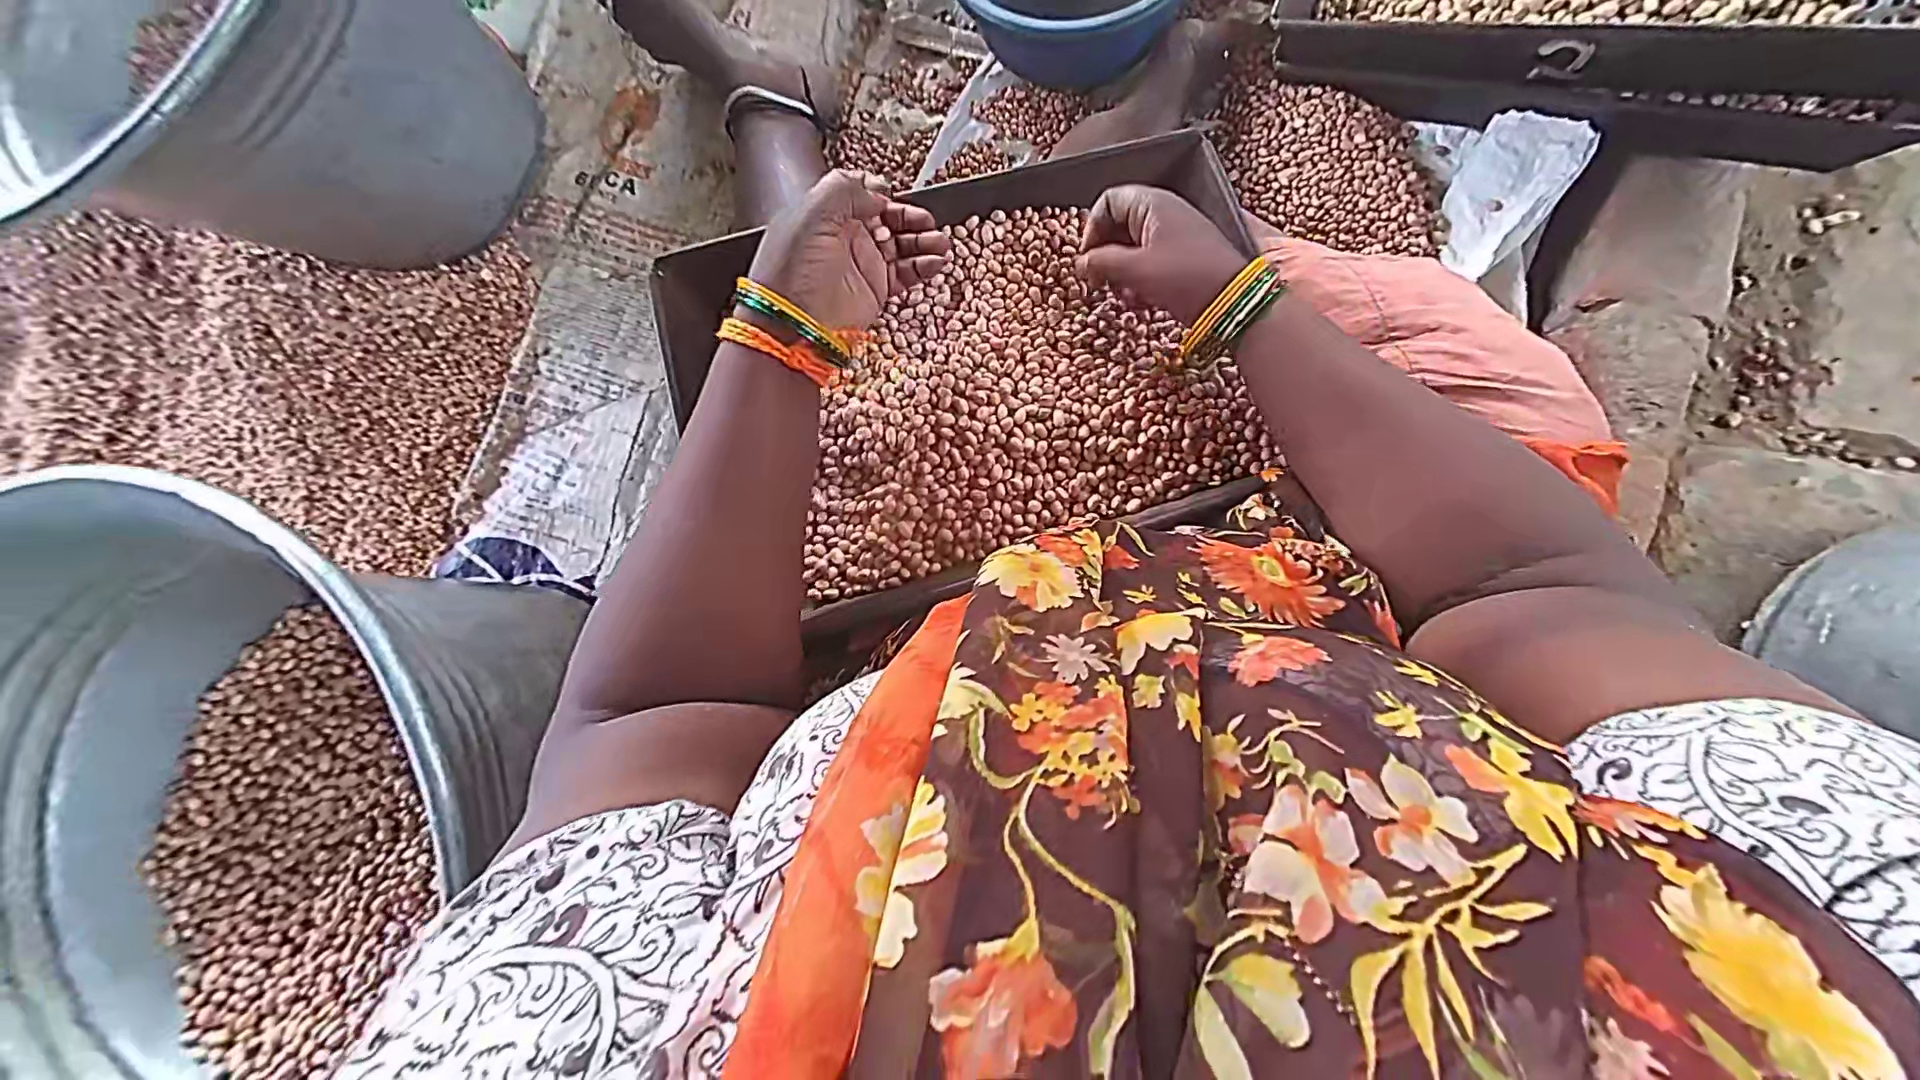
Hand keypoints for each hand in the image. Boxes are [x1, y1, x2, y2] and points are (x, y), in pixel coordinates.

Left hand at [747, 170, 950, 334]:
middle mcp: (847, 236)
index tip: (894, 196)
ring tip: (941, 242)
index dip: (882, 193)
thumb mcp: (813, 214)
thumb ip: (847, 190)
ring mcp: (863, 264)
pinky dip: (924, 266)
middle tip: (928, 221)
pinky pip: (906, 273)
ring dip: (923, 241)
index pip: (863, 193)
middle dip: (910, 217)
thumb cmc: (794, 271)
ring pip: (902, 245)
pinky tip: (936, 262)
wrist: (795, 324)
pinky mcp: (876, 290)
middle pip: (888, 218)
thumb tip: (879, 190)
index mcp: (827, 213)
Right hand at [1076, 185, 1247, 324]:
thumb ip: (1101, 262)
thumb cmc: (1185, 277)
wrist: (1232, 300)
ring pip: (1131, 247)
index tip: (1087, 259)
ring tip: (1121, 294)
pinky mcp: (1181, 258)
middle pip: (1118, 225)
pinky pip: (1148, 262)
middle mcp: (1163, 213)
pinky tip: (1138, 300)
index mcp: (1152, 204)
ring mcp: (1174, 235)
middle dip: (1104, 254)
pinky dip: (1137, 279)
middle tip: (1099, 280)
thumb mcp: (1135, 270)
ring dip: (1119, 271)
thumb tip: (1081, 263)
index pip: (1107, 202)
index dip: (1091, 229)